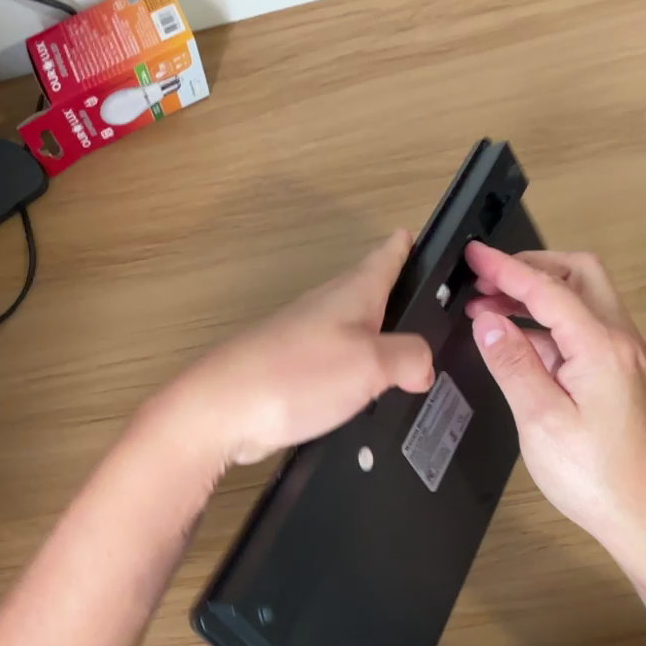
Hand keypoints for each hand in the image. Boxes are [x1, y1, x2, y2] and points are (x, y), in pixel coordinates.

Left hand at [171, 230, 436, 466]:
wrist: (222, 410)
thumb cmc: (293, 375)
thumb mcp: (371, 363)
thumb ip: (409, 358)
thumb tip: (423, 366)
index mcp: (351, 295)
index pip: (385, 257)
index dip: (405, 245)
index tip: (416, 234)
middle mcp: (325, 310)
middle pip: (366, 292)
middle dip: (392, 291)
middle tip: (420, 296)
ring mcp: (303, 342)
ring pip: (347, 329)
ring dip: (372, 333)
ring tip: (400, 349)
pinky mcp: (288, 374)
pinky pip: (330, 365)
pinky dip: (351, 372)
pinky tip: (359, 391)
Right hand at [463, 244, 645, 550]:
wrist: (643, 512)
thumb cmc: (595, 474)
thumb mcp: (540, 418)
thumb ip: (513, 363)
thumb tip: (488, 323)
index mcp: (600, 347)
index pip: (547, 289)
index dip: (506, 268)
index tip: (474, 254)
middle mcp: (619, 343)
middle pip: (578, 275)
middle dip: (529, 267)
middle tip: (486, 278)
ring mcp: (622, 358)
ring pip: (580, 301)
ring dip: (535, 296)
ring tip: (488, 308)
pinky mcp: (617, 376)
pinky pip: (581, 330)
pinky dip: (545, 323)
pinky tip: (515, 342)